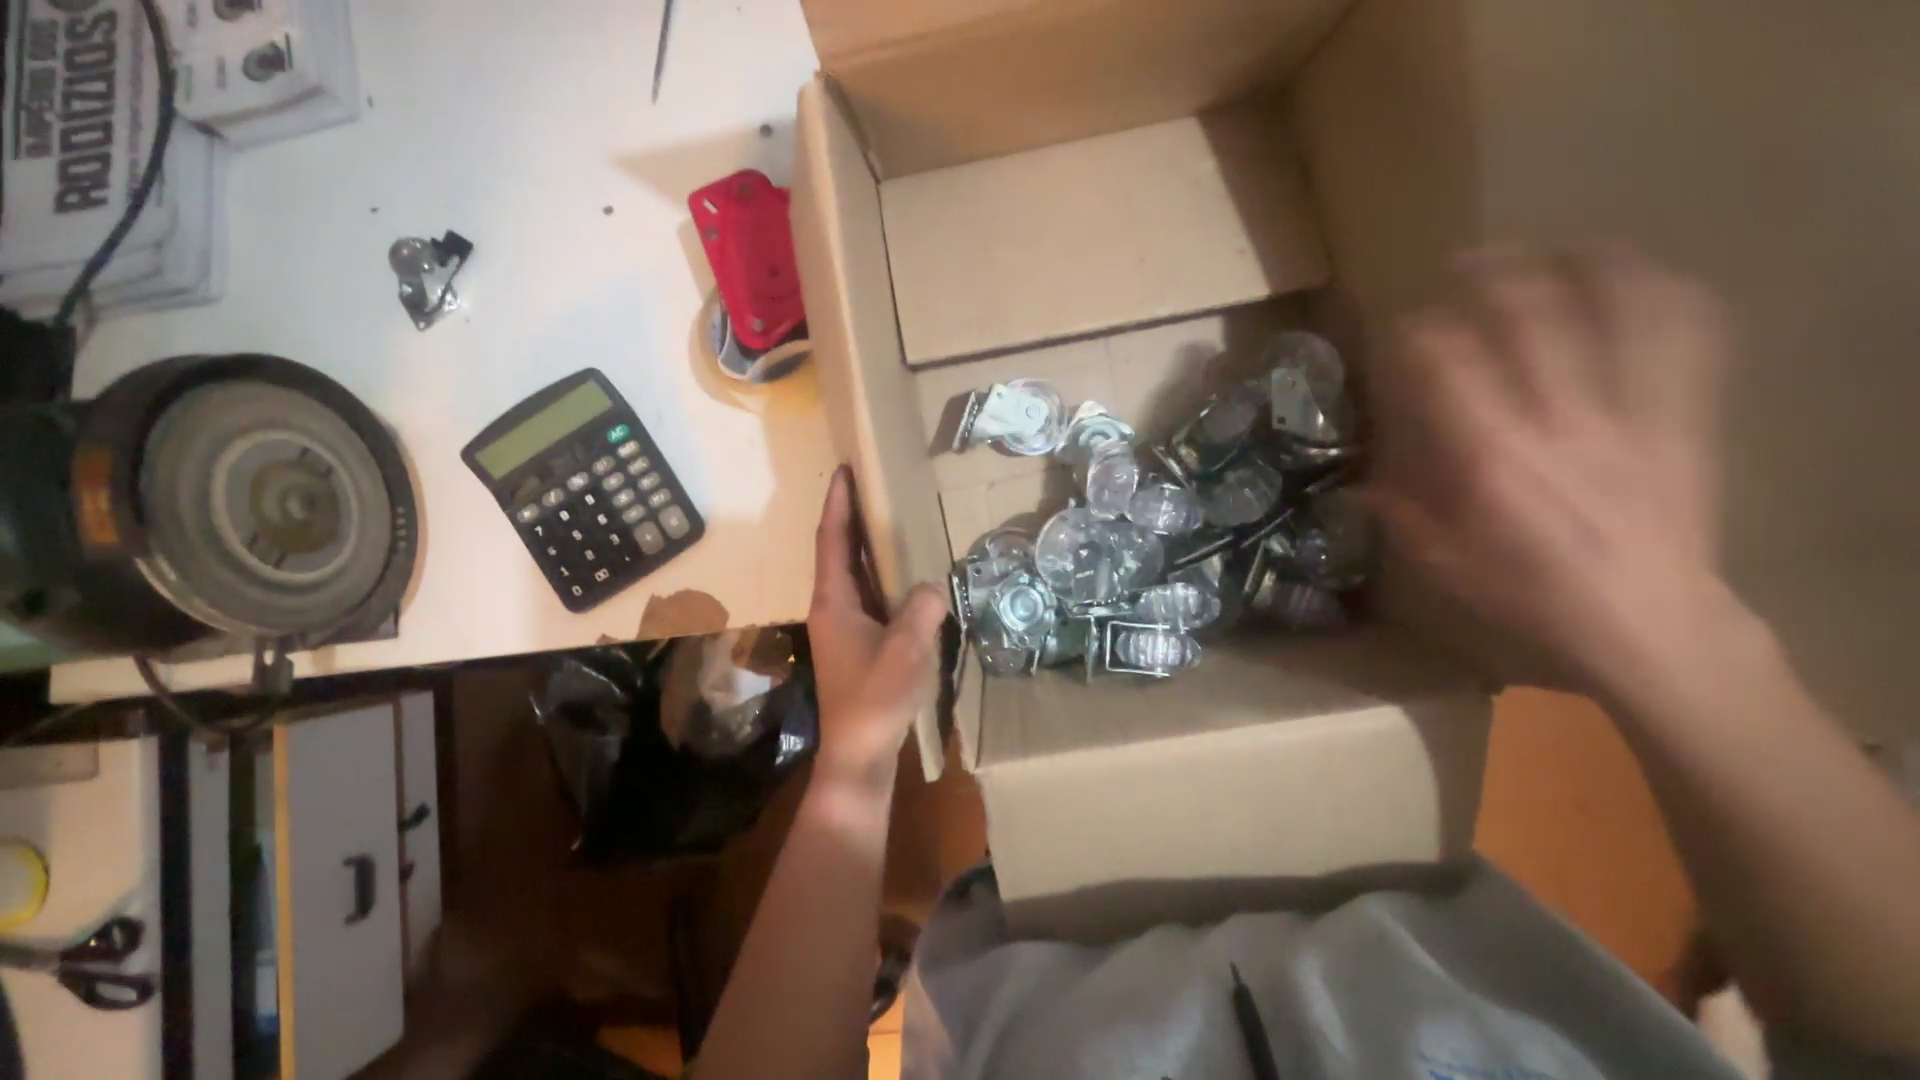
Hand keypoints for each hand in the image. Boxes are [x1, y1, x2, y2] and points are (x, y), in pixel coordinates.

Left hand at [807, 467, 948, 787]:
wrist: (858, 752)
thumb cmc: (876, 698)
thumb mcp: (908, 648)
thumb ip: (922, 607)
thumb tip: (930, 587)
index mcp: (834, 601)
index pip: (833, 539)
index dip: (838, 503)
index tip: (844, 469)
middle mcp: (831, 608)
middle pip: (838, 552)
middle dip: (851, 517)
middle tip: (872, 485)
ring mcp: (841, 628)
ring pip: (852, 575)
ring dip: (865, 546)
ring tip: (888, 518)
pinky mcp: (854, 645)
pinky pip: (866, 596)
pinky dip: (879, 576)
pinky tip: (901, 574)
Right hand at [1369, 246, 1734, 691]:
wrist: (1649, 624)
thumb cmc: (1534, 597)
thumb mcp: (1445, 564)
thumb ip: (1402, 514)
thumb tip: (1362, 482)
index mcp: (1493, 457)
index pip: (1447, 364)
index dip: (1421, 331)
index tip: (1407, 325)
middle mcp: (1559, 420)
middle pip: (1530, 315)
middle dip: (1493, 275)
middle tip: (1469, 262)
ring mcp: (1628, 413)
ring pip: (1614, 310)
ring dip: (1582, 264)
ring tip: (1557, 246)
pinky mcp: (1680, 420)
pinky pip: (1686, 341)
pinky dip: (1667, 297)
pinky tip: (1642, 280)